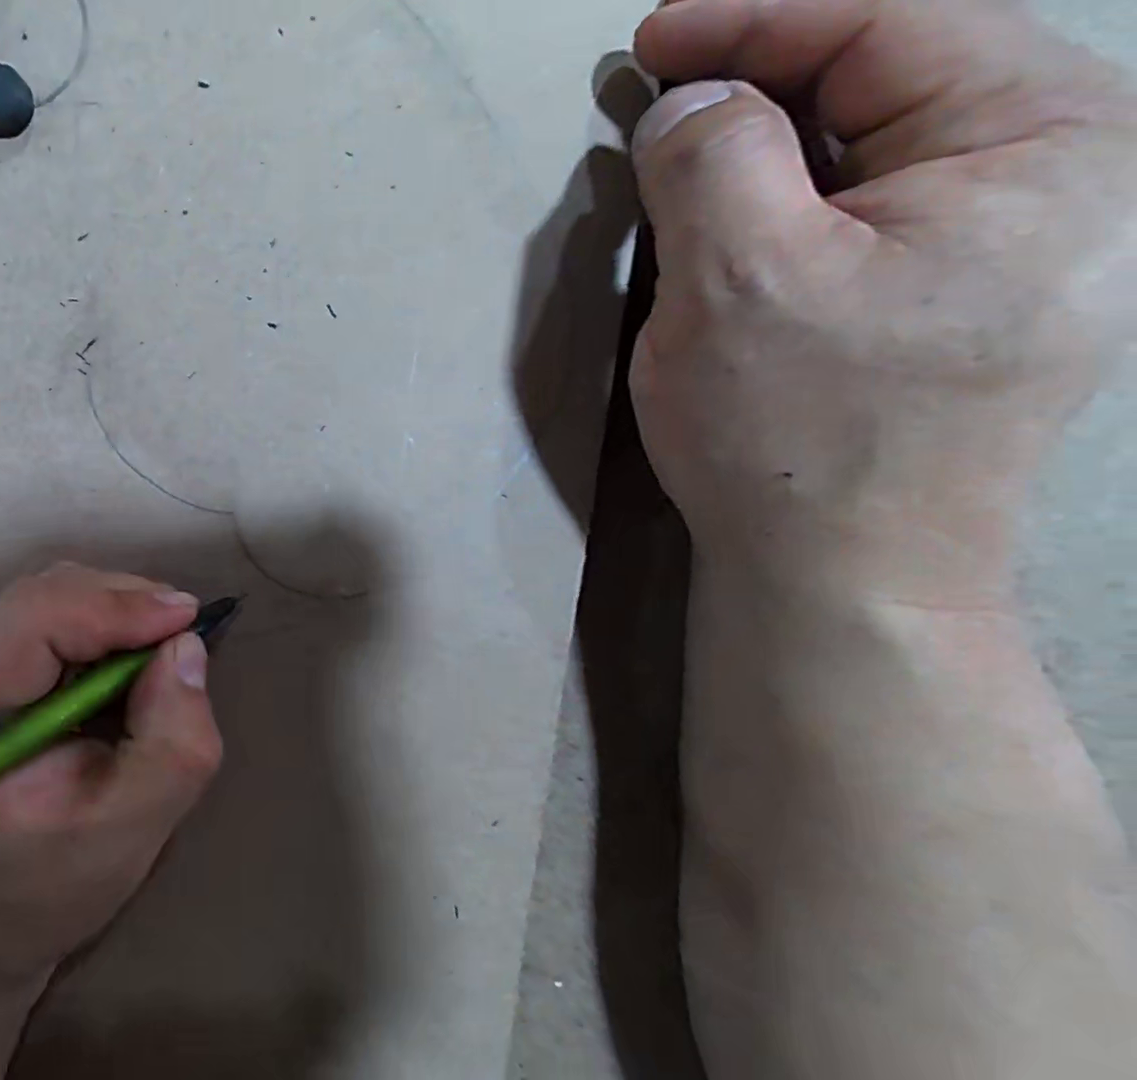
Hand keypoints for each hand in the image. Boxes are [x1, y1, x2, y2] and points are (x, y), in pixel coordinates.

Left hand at [0, 563, 220, 989]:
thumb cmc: (45, 897)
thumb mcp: (127, 836)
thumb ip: (171, 744)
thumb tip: (184, 646)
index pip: (29, 624)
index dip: (113, 609)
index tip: (188, 618)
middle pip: (35, 599)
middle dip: (120, 601)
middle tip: (181, 628)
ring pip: (40, 601)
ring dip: (110, 610)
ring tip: (158, 643)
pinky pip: (41, 623)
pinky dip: (95, 626)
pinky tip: (124, 657)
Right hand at [627, 0, 1136, 606]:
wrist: (841, 570)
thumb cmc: (792, 427)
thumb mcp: (735, 283)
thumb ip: (711, 164)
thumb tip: (686, 103)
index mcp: (1041, 144)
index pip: (888, 25)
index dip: (755, 18)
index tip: (651, 36)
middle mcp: (1058, 179)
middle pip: (888, 83)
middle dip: (761, 81)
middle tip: (660, 92)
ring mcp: (1012, 248)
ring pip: (871, 155)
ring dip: (769, 146)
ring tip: (685, 152)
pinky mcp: (953, 304)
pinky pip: (864, 218)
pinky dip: (788, 203)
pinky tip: (734, 220)